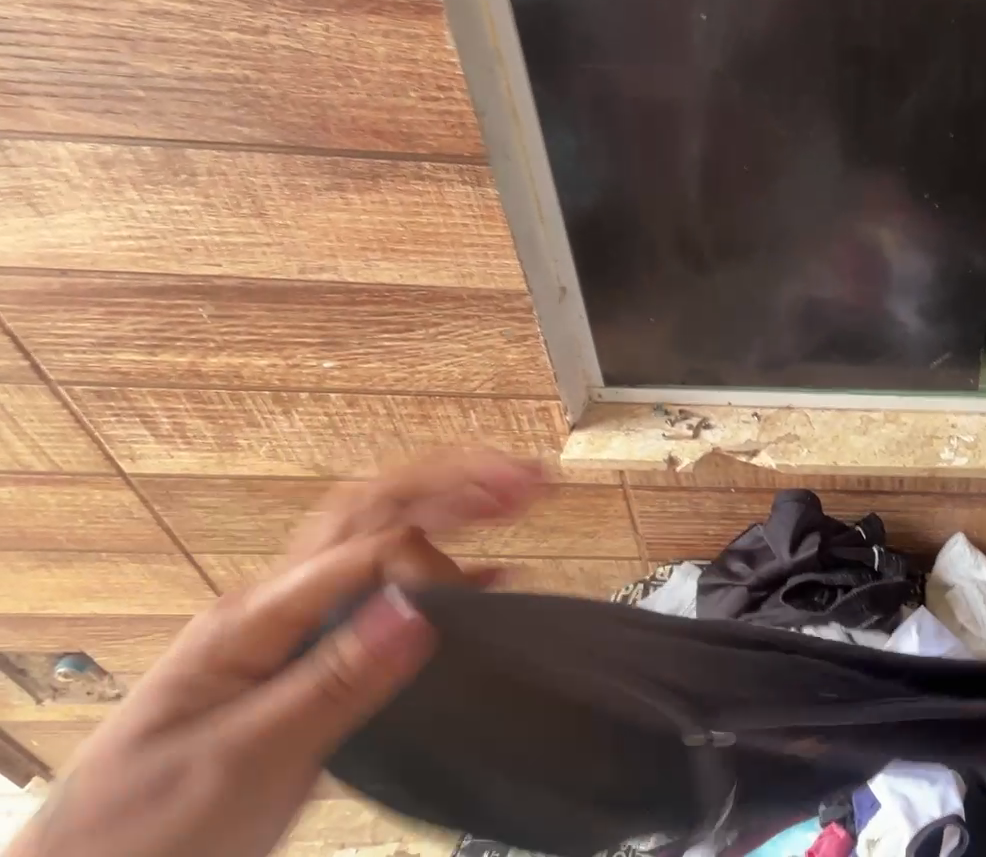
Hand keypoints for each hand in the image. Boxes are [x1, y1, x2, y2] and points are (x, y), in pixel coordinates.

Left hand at [5, 452, 541, 856]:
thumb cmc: (143, 835)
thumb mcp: (241, 760)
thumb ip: (334, 681)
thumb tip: (419, 610)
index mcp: (253, 620)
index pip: (367, 550)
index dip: (431, 563)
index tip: (472, 603)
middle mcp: (273, 609)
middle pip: (373, 513)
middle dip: (454, 484)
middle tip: (524, 481)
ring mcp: (290, 632)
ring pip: (380, 539)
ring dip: (451, 507)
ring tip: (518, 497)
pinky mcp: (311, 661)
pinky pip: (384, 592)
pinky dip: (447, 569)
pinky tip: (488, 572)